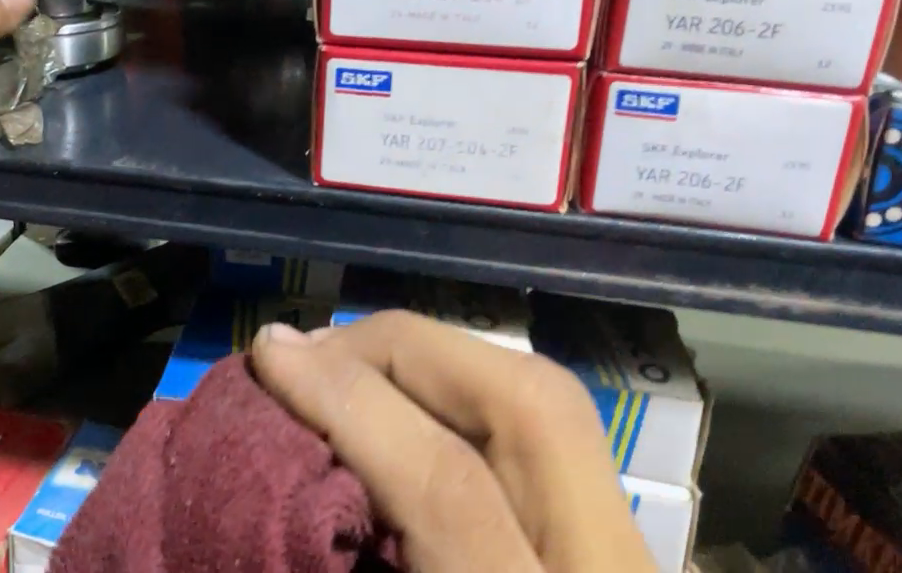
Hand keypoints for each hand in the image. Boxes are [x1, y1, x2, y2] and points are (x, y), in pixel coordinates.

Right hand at [250, 311, 657, 572]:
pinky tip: (408, 404)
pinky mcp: (624, 553)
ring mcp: (634, 565)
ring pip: (552, 406)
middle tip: (309, 350)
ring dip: (437, 361)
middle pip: (532, 408)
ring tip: (347, 363)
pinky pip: (546, 441)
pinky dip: (465, 399)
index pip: (449, 489)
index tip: (268, 355)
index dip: (347, 401)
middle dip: (405, 351)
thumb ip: (335, 560)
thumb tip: (269, 488)